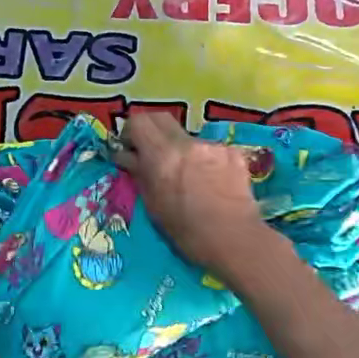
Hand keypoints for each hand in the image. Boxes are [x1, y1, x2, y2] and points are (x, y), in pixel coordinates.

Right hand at [115, 112, 272, 276]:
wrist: (234, 239)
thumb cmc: (186, 230)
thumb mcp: (153, 204)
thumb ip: (138, 173)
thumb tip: (124, 155)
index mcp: (162, 155)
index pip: (139, 120)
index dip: (131, 132)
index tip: (131, 149)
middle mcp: (187, 143)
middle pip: (162, 118)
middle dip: (152, 132)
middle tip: (152, 155)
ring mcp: (212, 145)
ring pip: (187, 137)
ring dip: (180, 150)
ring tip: (188, 178)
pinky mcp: (233, 153)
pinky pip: (210, 150)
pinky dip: (204, 161)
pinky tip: (210, 183)